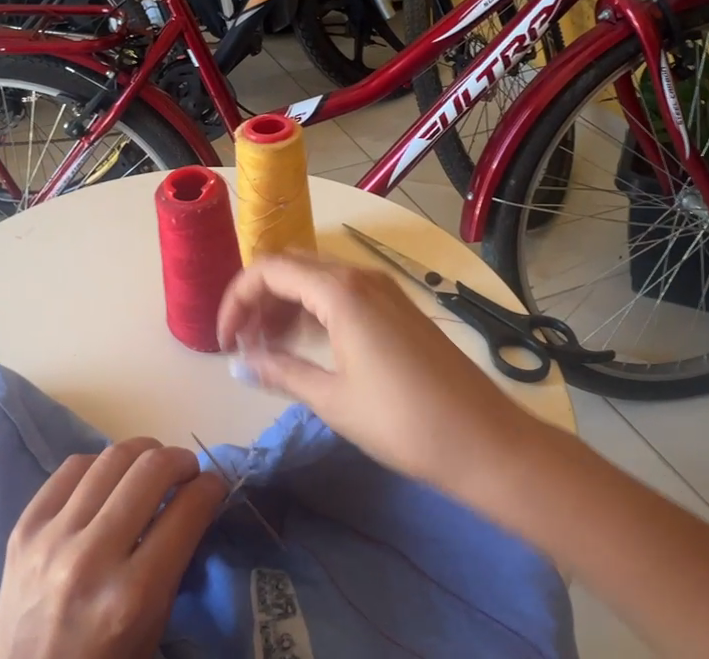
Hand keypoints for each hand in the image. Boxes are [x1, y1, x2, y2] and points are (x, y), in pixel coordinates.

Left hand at [0, 437, 226, 658]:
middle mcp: (92, 558)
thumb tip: (191, 502)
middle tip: (186, 471)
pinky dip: (100, 464)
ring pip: (110, 458)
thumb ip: (173, 564)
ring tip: (152, 466)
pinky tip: (109, 478)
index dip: (209, 488)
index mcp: (133, 596)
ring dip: (143, 453)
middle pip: (149, 471)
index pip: (186, 512)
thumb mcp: (152, 627)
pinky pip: (71, 468)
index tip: (214, 485)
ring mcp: (52, 538)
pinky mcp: (24, 527)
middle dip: (180, 460)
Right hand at [216, 254, 542, 491]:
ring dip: (284, 305)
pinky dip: (312, 311)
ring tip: (265, 349)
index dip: (236, 299)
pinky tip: (303, 346)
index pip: (269, 270)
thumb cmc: (402, 421)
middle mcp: (360, 277)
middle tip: (241, 344)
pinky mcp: (397, 309)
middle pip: (291, 267)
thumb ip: (281, 372)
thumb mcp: (332, 399)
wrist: (485, 441)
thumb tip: (240, 364)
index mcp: (339, 291)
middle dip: (258, 299)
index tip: (223, 341)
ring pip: (316, 279)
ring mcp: (383, 290)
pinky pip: (341, 294)